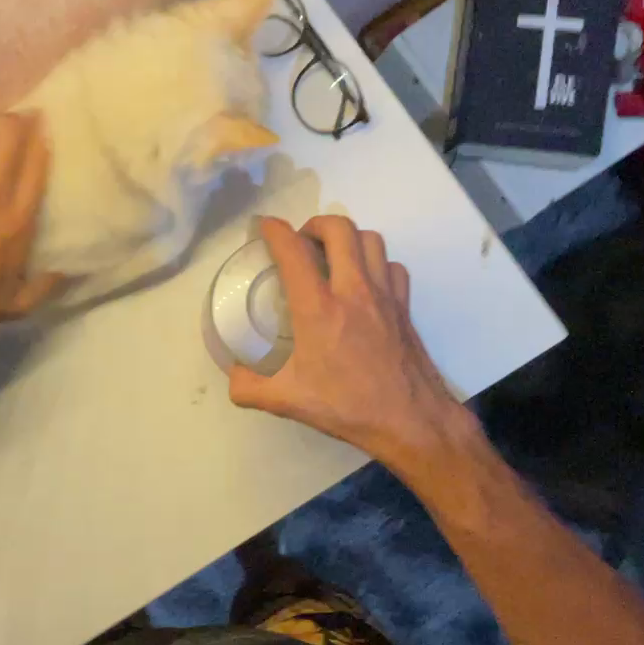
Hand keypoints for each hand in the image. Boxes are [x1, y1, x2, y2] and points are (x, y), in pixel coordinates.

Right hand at [227, 216, 476, 470]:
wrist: (410, 421)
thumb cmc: (346, 407)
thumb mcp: (286, 402)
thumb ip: (249, 387)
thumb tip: (233, 374)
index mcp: (318, 309)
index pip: (294, 252)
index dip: (275, 231)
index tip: (264, 226)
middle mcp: (353, 291)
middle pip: (339, 228)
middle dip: (315, 224)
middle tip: (301, 241)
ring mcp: (384, 295)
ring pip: (370, 240)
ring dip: (348, 238)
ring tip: (332, 254)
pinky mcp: (404, 306)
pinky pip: (391, 266)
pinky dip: (376, 263)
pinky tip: (364, 281)